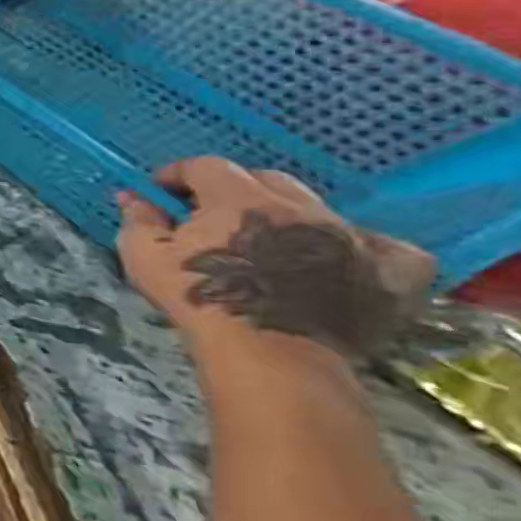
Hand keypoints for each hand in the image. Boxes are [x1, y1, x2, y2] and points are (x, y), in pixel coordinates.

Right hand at [115, 157, 434, 364]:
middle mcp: (298, 206)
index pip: (206, 166)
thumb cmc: (198, 299)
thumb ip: (138, 221)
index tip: (161, 189)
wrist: (270, 355)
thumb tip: (131, 196)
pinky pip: (389, 247)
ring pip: (316, 207)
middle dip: (233, 188)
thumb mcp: (145, 256)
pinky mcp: (386, 272)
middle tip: (210, 213)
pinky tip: (345, 257)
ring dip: (287, 215)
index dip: (179, 173)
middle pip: (264, 178)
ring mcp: (348, 236)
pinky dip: (365, 246)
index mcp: (238, 198)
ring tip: (267, 240)